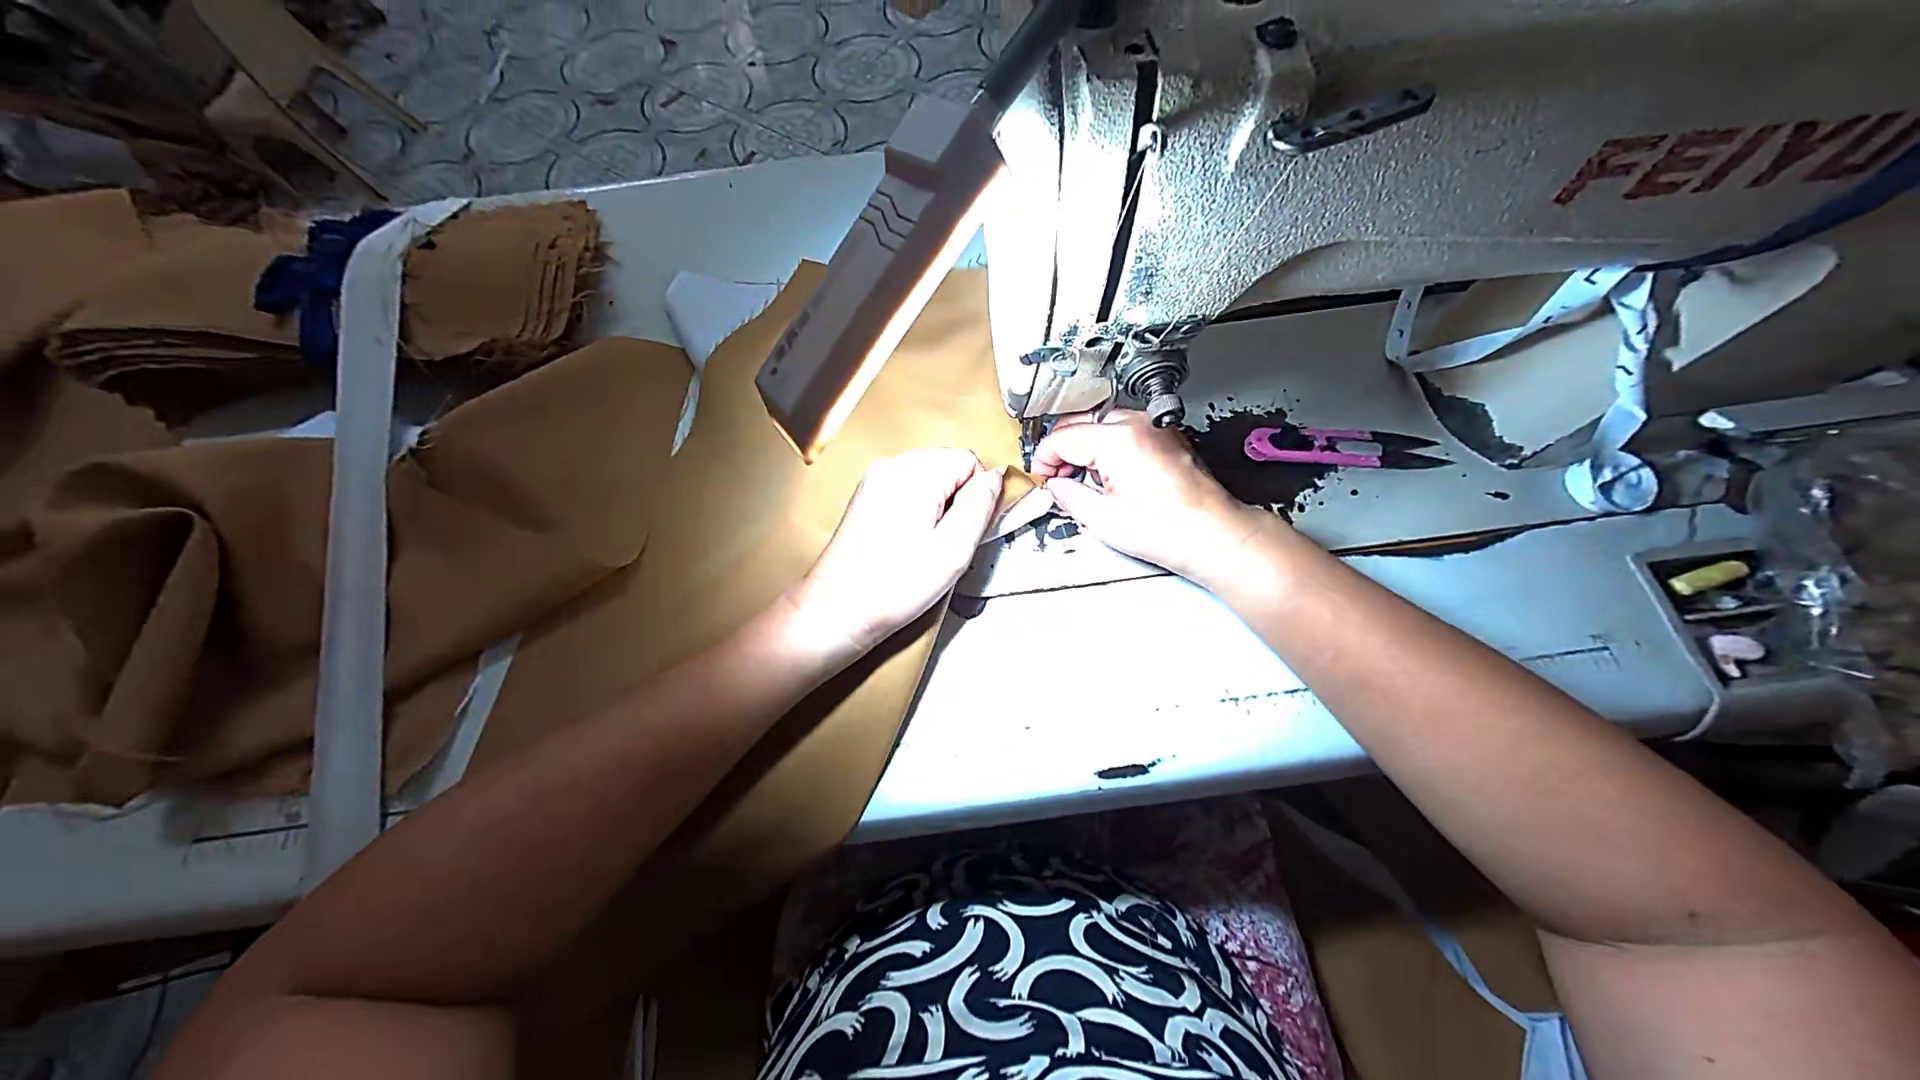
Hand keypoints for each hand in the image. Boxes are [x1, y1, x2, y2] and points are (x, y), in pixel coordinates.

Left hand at [783, 448, 1001, 660]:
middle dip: (958, 503)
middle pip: (948, 468)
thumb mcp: (954, 548)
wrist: (836, 611)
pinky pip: (907, 494)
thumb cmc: (891, 586)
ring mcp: (874, 481)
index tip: (971, 529)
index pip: (970, 461)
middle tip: (948, 544)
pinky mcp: (866, 499)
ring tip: (926, 549)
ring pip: (929, 482)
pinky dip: (917, 515)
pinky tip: (909, 546)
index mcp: (915, 472)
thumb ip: (981, 505)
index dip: (980, 496)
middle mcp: (891, 467)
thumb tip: (995, 479)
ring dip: (938, 511)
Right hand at [1031, 410, 1278, 586]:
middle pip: (1080, 423)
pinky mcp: (1166, 437)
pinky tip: (1109, 474)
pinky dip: (1108, 446)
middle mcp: (1138, 425)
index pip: (1062, 437)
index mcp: (1117, 440)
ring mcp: (1155, 428)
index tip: (1041, 476)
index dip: (1044, 459)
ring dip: (1085, 446)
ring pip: (1102, 423)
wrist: (1214, 536)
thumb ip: (1068, 495)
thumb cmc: (1171, 530)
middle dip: (1062, 450)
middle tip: (1056, 478)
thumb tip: (1055, 486)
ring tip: (1083, 480)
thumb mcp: (1102, 519)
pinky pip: (1126, 430)